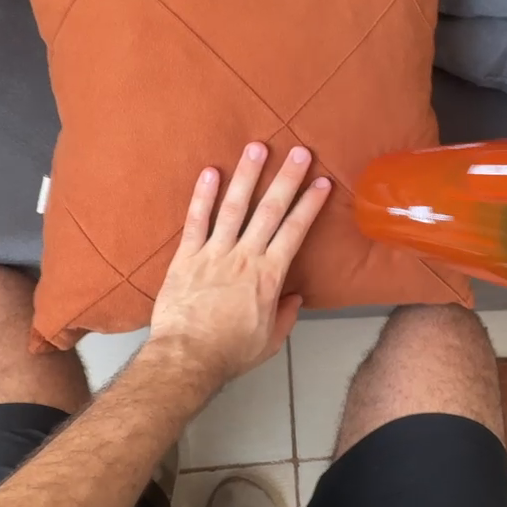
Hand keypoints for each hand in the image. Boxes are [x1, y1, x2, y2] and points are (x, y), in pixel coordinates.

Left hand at [148, 142, 332, 381]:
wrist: (186, 359)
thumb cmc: (229, 353)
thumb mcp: (269, 341)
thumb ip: (285, 316)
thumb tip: (294, 299)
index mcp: (268, 276)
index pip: (294, 232)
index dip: (309, 205)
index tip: (321, 183)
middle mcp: (244, 257)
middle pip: (269, 211)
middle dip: (287, 179)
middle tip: (299, 151)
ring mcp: (213, 254)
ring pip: (234, 207)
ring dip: (247, 175)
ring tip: (257, 148)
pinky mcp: (186, 257)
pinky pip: (195, 221)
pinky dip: (202, 195)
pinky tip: (210, 171)